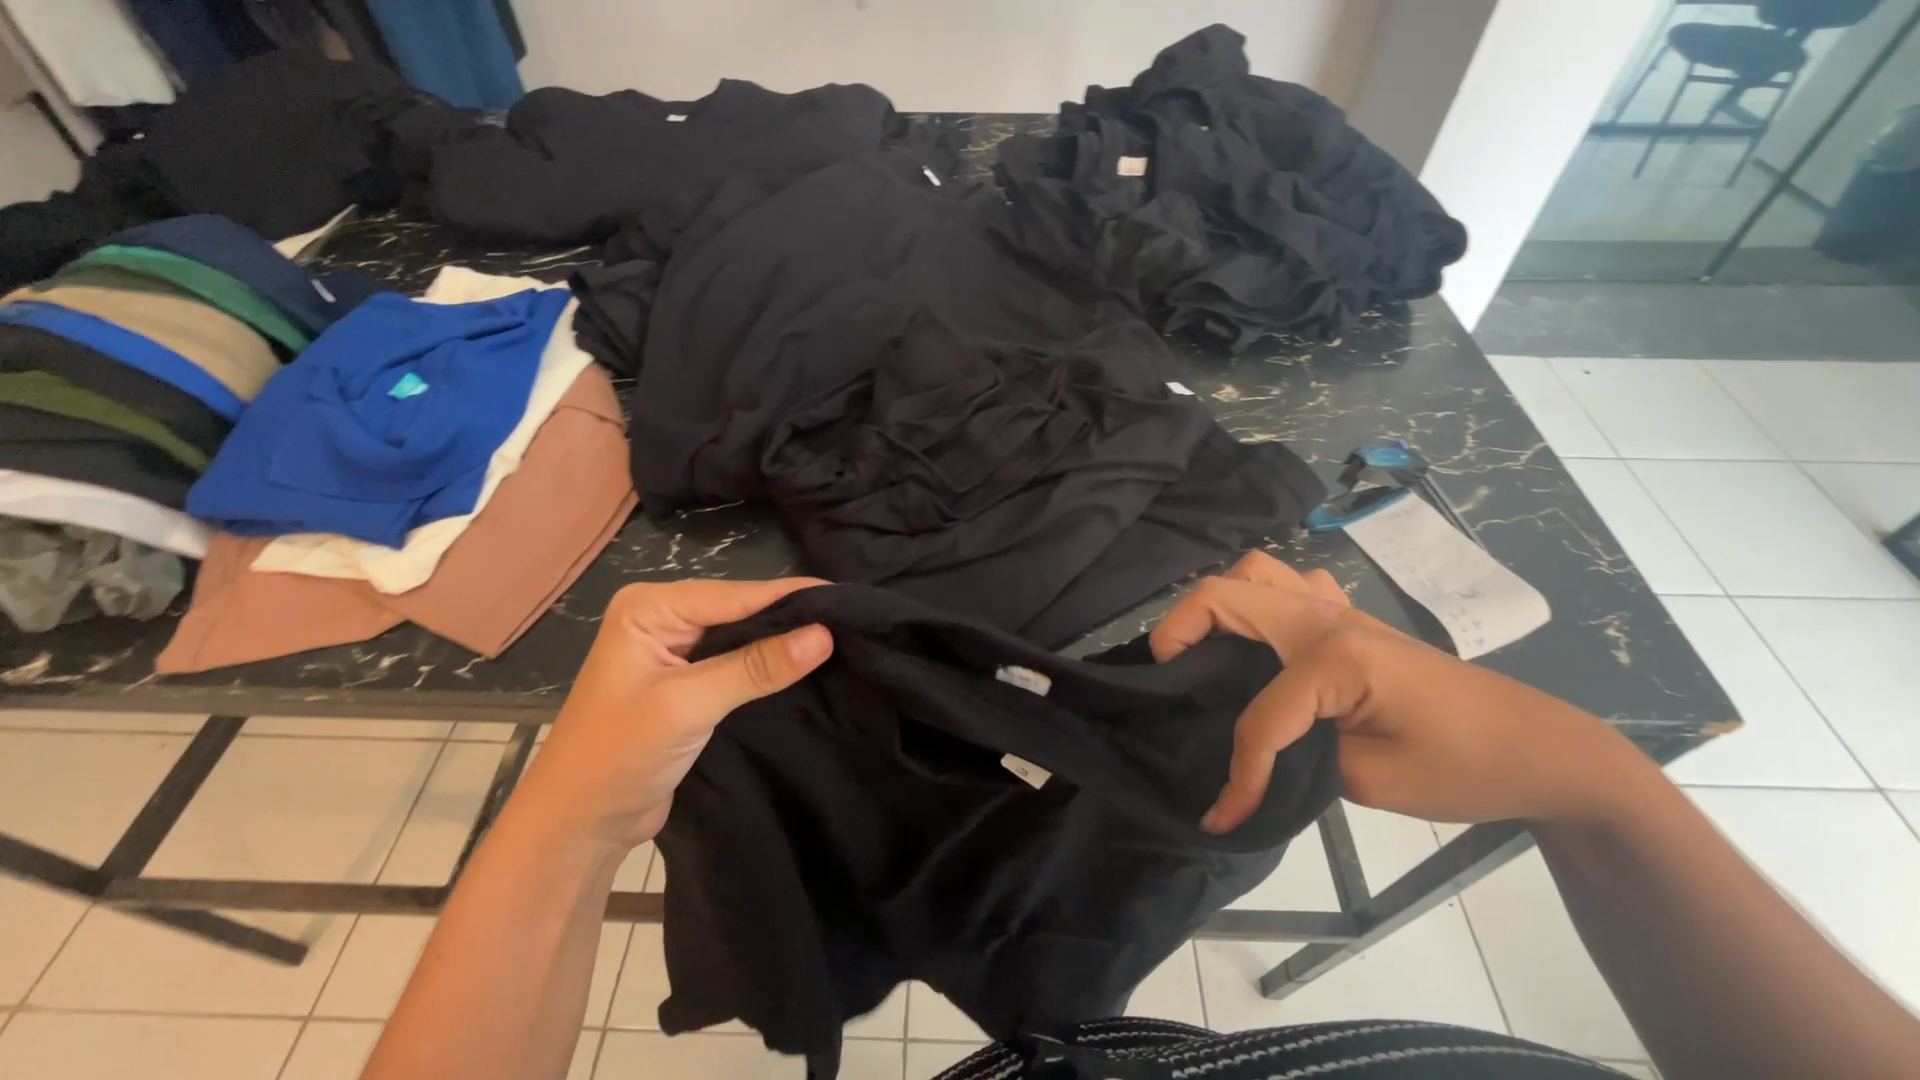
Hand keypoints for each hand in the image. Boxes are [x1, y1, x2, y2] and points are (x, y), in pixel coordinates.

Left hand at [516, 577, 832, 851]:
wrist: (580, 824)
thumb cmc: (620, 754)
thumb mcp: (689, 705)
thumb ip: (755, 667)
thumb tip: (824, 635)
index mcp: (649, 608)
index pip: (734, 595)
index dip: (790, 597)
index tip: (848, 599)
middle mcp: (662, 619)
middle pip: (740, 610)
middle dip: (790, 617)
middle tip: (853, 620)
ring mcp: (675, 652)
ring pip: (742, 637)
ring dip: (782, 642)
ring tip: (842, 638)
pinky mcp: (688, 684)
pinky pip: (736, 663)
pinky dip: (767, 666)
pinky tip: (804, 666)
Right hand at [1152, 552, 1646, 832]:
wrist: (1544, 749)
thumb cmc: (1468, 767)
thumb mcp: (1373, 780)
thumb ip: (1299, 761)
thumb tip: (1255, 761)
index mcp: (1334, 658)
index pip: (1260, 718)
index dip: (1236, 773)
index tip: (1222, 815)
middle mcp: (1327, 618)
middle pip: (1227, 593)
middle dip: (1180, 631)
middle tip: (1169, 679)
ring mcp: (1341, 611)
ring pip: (1258, 573)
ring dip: (1220, 604)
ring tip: (1206, 654)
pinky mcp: (1353, 621)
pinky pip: (1291, 588)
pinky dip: (1261, 603)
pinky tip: (1263, 646)